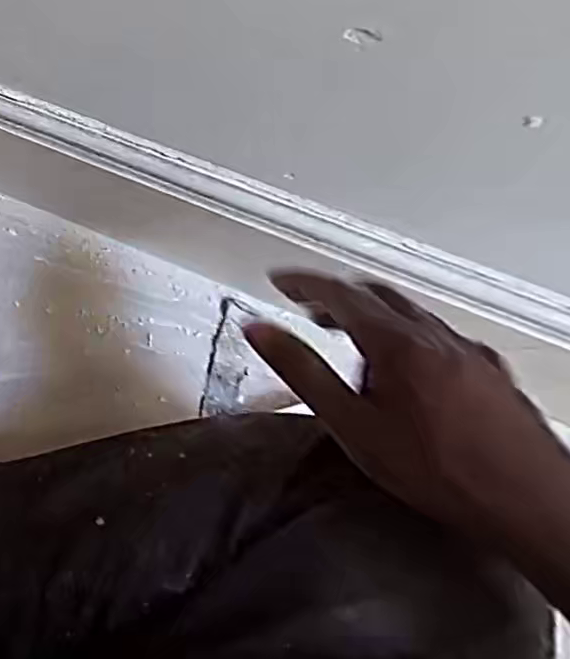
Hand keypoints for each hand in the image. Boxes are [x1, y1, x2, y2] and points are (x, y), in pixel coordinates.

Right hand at [247, 271, 569, 549]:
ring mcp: (479, 363)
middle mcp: (444, 345)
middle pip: (382, 296)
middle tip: (307, 300)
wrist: (541, 519)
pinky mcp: (499, 382)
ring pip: (415, 315)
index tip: (281, 281)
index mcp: (402, 346)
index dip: (302, 283)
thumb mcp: (347, 420)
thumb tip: (258, 330)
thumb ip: (298, 367)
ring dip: (373, 312)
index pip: (341, 294)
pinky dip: (408, 332)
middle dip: (337, 293)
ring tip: (346, 328)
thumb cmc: (444, 474)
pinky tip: (403, 359)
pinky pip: (445, 338)